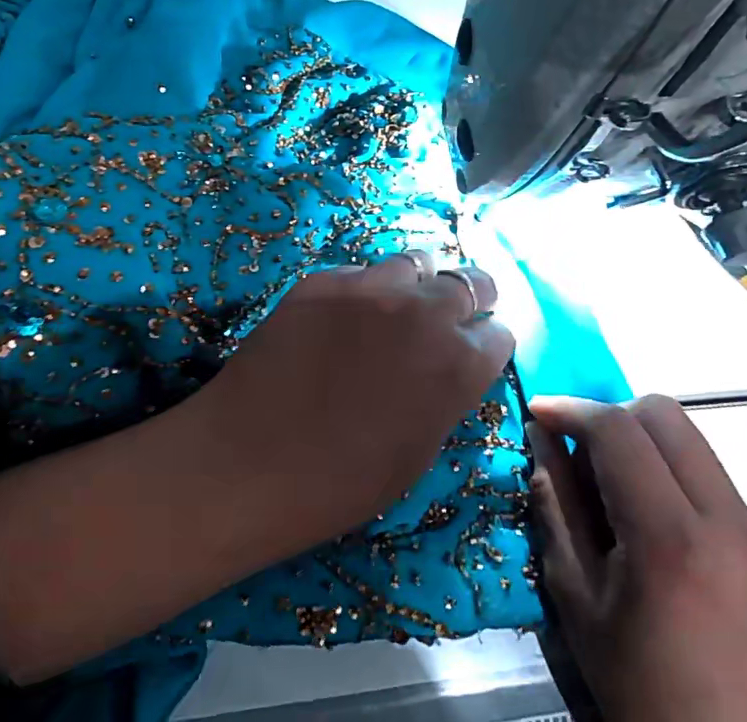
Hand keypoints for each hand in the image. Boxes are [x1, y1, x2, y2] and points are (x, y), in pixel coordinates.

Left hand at [193, 250, 516, 540]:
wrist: (247, 463)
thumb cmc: (341, 483)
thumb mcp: (419, 452)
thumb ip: (447, 396)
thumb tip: (452, 368)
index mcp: (458, 364)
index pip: (499, 334)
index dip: (486, 346)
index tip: (473, 354)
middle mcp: (424, 312)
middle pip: (469, 283)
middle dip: (469, 299)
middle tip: (449, 317)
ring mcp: (370, 289)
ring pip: (415, 262)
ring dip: (417, 284)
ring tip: (398, 307)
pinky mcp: (323, 280)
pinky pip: (360, 271)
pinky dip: (365, 289)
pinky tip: (343, 317)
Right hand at [528, 395, 746, 721]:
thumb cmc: (645, 695)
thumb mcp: (580, 604)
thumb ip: (556, 510)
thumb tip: (541, 442)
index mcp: (671, 537)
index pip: (618, 430)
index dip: (571, 409)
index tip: (538, 410)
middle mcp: (725, 517)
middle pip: (664, 414)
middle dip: (611, 415)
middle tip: (578, 452)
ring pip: (691, 440)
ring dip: (642, 441)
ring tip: (611, 489)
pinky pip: (712, 477)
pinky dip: (670, 472)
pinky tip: (650, 523)